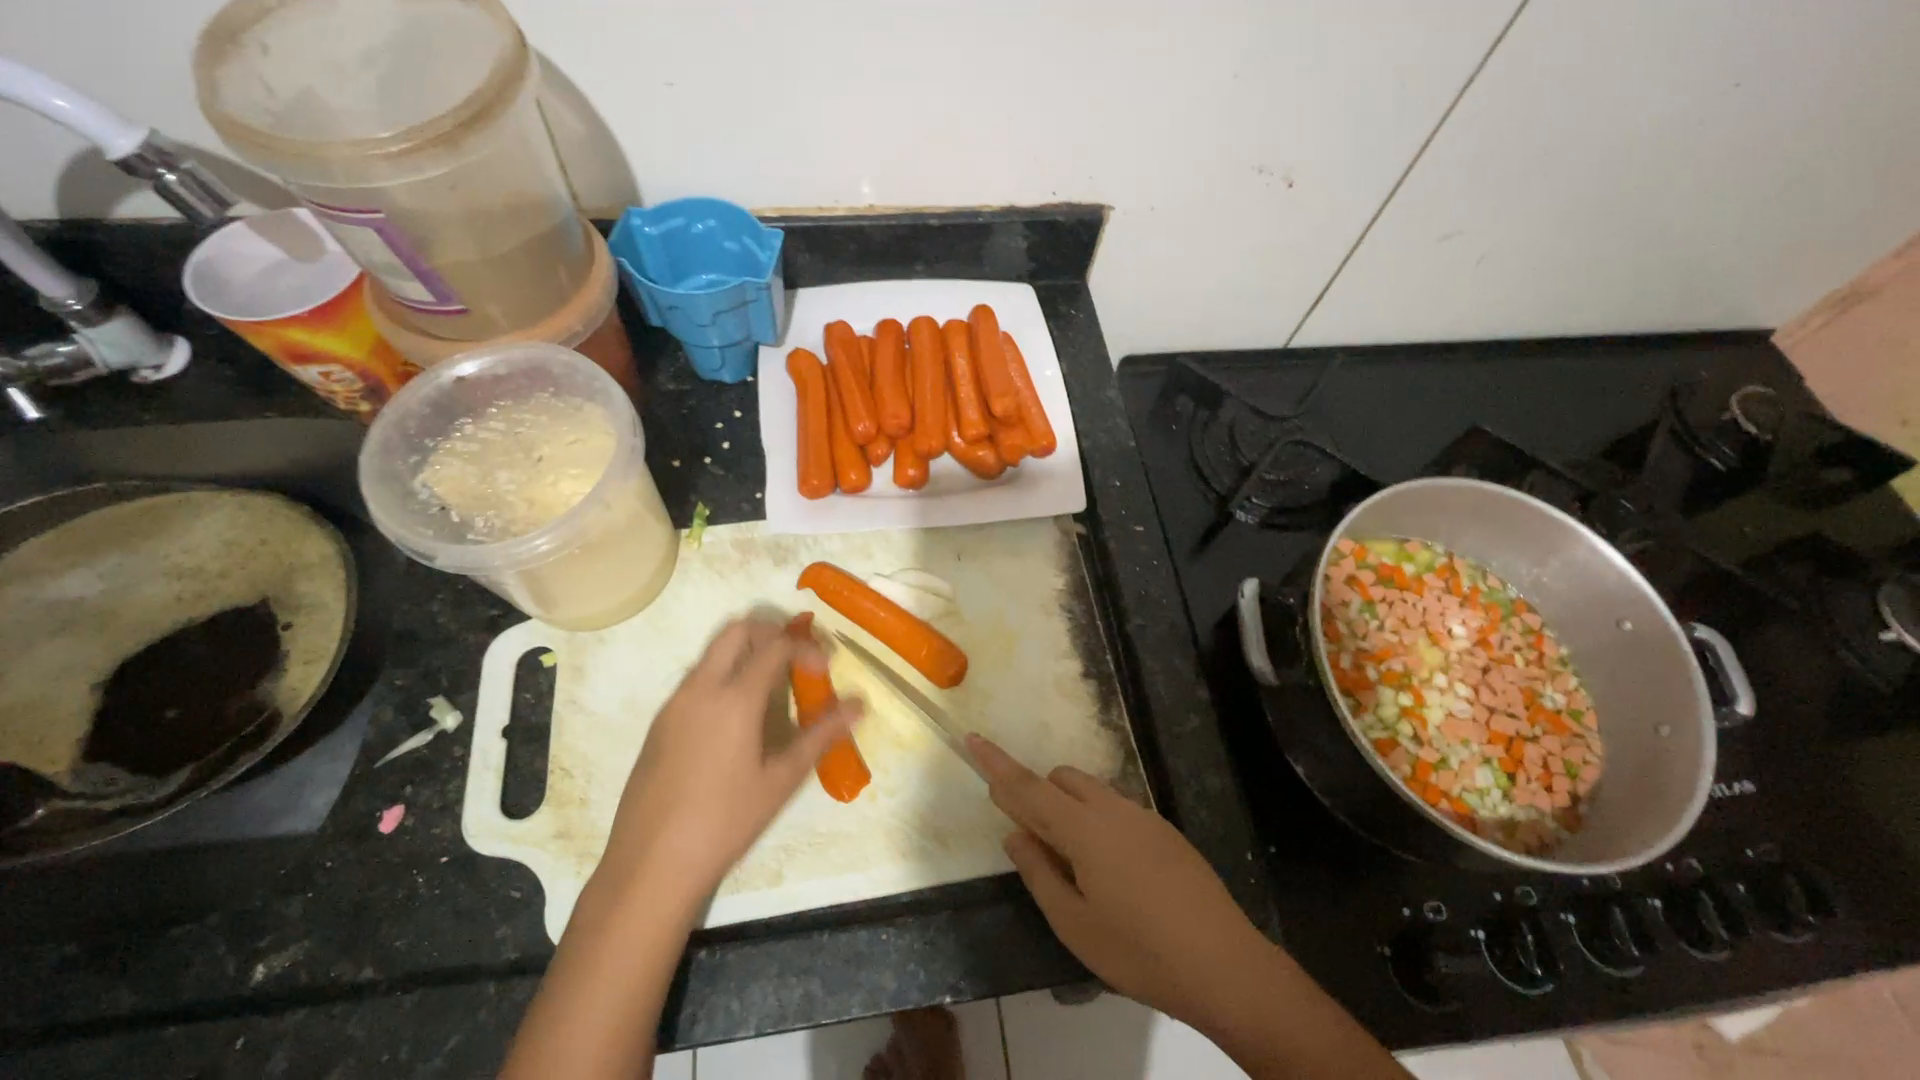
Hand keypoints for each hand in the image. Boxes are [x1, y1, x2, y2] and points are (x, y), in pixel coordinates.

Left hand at [593, 615, 861, 908]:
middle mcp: (699, 688)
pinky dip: (724, 678)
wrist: (651, 862)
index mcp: (733, 698)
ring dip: (746, 655)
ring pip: (712, 654)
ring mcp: (674, 704)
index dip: (807, 648)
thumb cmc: (725, 822)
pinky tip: (739, 722)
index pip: (775, 646)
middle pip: (736, 630)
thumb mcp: (781, 780)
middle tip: (797, 661)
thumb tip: (859, 705)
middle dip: (771, 633)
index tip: (826, 669)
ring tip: (774, 691)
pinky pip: (696, 680)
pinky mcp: (660, 723)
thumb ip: (821, 735)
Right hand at [967, 734, 1273, 1032]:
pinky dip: (1098, 822)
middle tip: (1031, 840)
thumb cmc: (1138, 952)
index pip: (1029, 788)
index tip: (973, 738)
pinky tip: (1112, 874)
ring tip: (1072, 866)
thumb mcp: (1074, 924)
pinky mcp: (1167, 833)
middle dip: (1038, 794)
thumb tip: (1015, 835)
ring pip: (1093, 792)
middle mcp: (1114, 810)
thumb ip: (1039, 873)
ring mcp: (1146, 818)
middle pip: (1062, 779)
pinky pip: (1119, 810)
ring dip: (1069, 808)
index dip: (997, 765)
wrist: (1224, 965)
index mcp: (1084, 829)